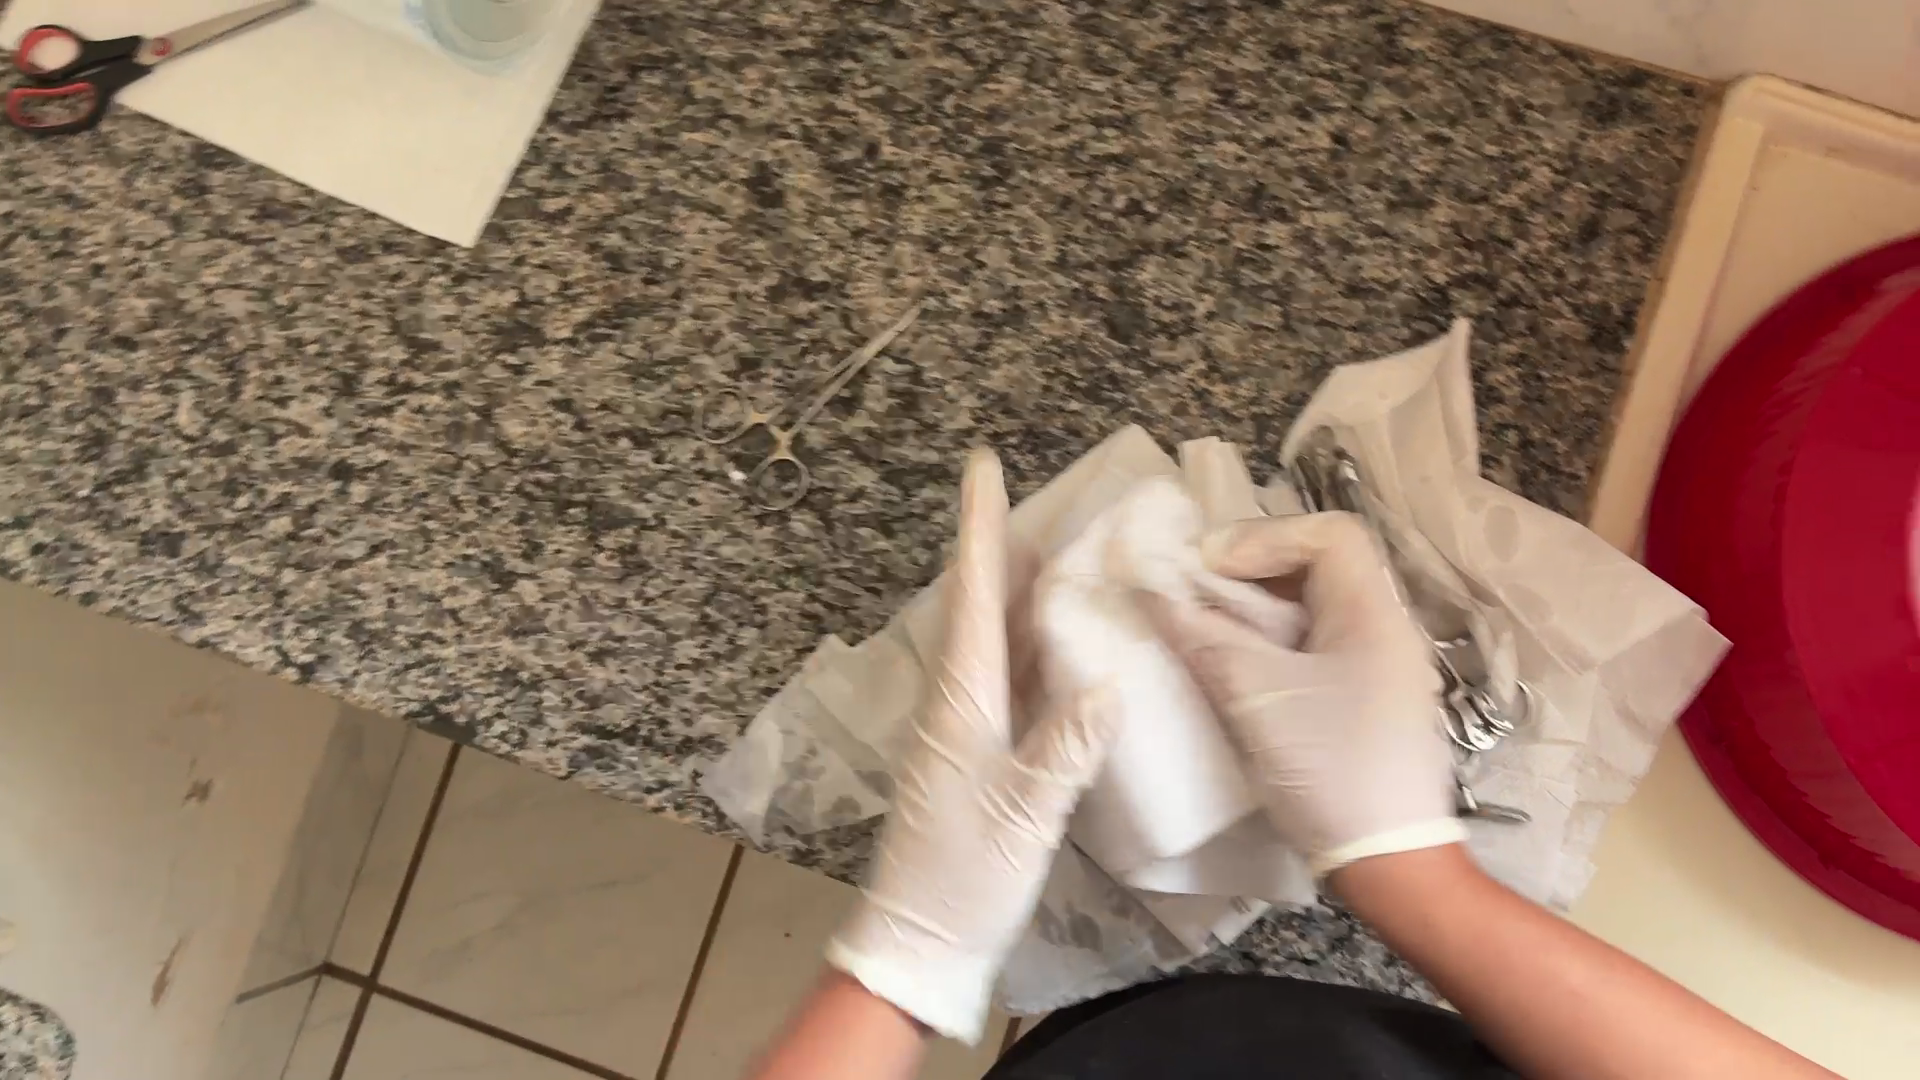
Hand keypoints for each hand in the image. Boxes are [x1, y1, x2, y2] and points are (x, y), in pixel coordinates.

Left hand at [826, 449, 1115, 1043]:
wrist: (922, 935)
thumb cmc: (965, 873)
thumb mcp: (1022, 814)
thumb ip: (1064, 748)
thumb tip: (1107, 684)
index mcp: (960, 696)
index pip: (973, 592)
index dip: (980, 527)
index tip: (982, 468)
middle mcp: (955, 694)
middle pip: (978, 602)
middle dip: (1000, 547)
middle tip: (1036, 503)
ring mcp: (963, 720)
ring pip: (991, 635)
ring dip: (1016, 590)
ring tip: (1051, 551)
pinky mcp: (975, 746)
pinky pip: (1004, 674)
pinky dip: (1027, 643)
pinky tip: (1053, 636)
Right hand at [1146, 511, 1465, 875]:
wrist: (1390, 865)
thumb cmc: (1329, 769)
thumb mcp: (1254, 695)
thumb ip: (1201, 635)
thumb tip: (1152, 592)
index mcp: (1373, 614)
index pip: (1328, 534)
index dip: (1264, 538)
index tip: (1211, 572)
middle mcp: (1383, 626)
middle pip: (1317, 562)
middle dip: (1251, 568)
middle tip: (1199, 591)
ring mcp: (1376, 661)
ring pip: (1311, 601)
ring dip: (1255, 603)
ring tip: (1209, 622)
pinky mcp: (1363, 691)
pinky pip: (1312, 638)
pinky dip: (1268, 635)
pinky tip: (1237, 658)